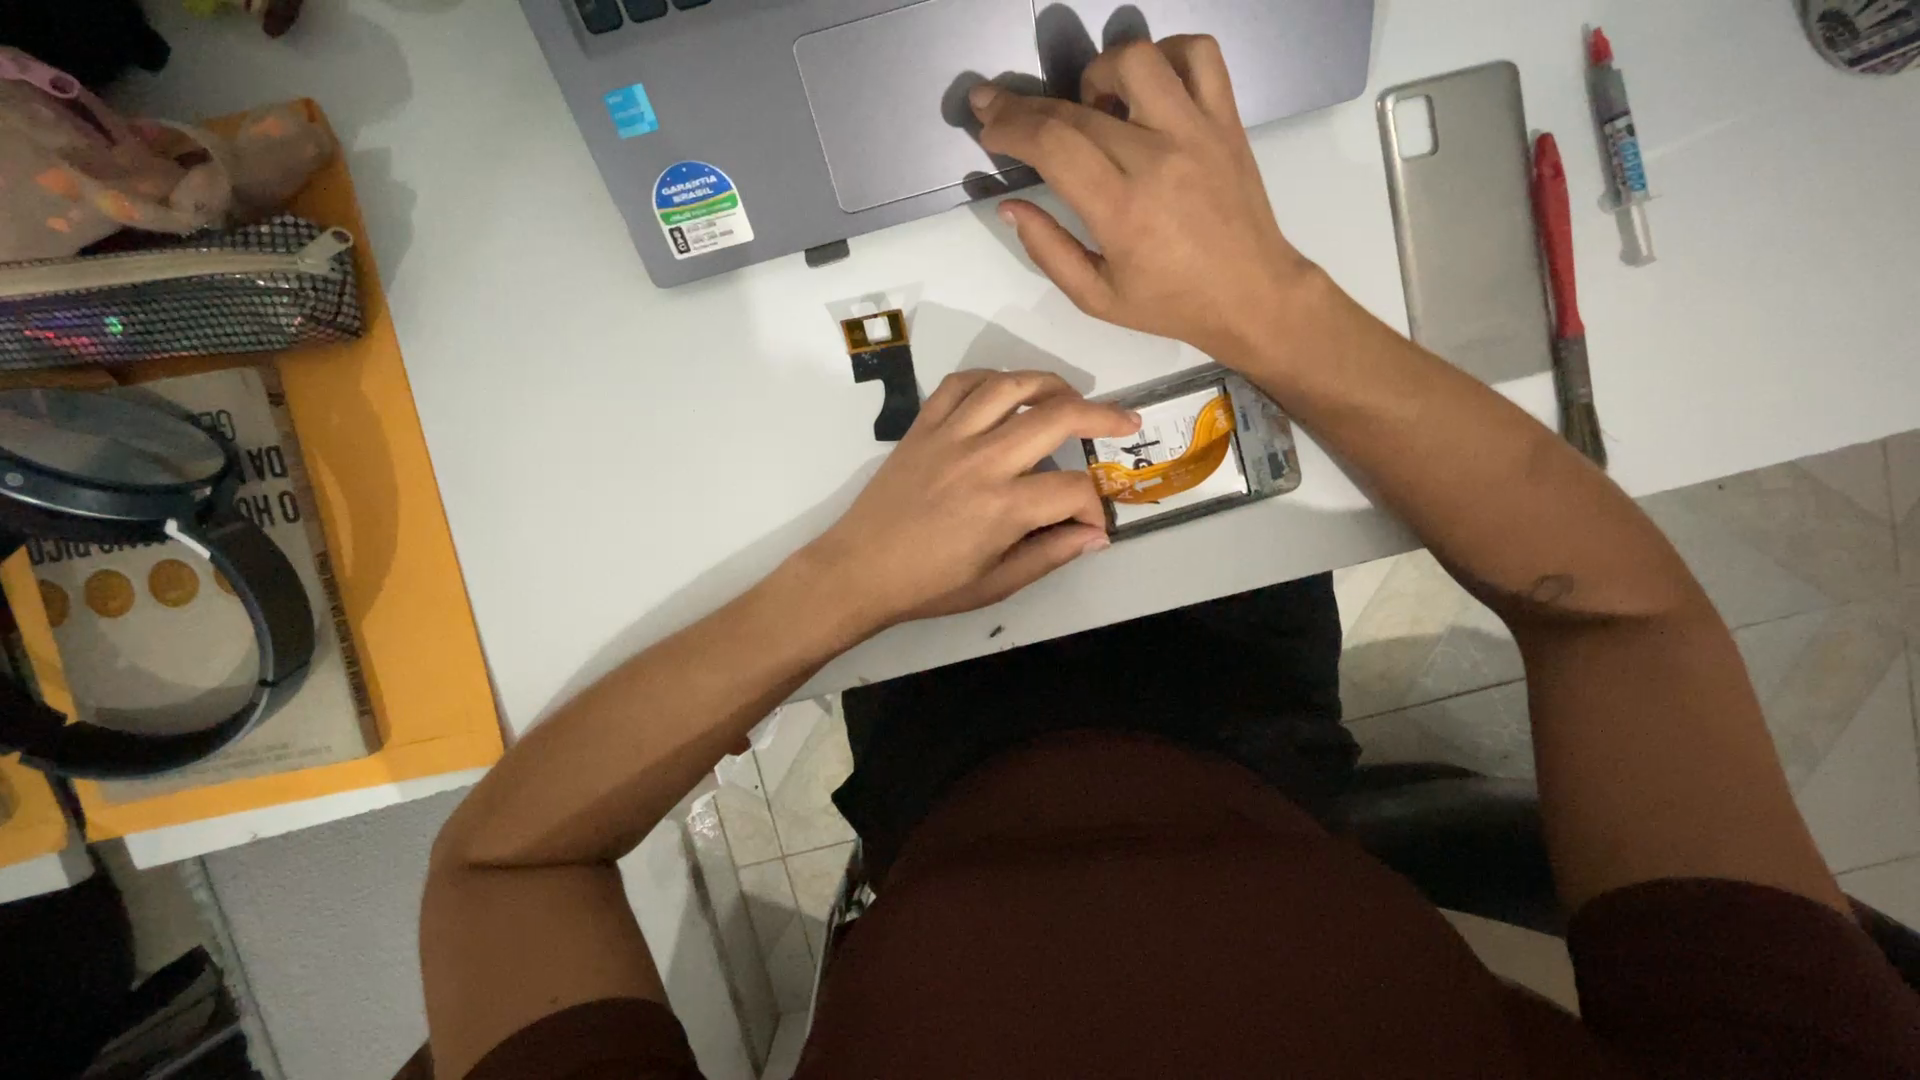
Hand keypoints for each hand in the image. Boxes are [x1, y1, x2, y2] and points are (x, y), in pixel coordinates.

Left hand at [806, 370, 1139, 625]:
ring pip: (1010, 386)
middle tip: (1124, 421)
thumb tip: (1096, 535)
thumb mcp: (996, 584)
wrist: (858, 570)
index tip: (1090, 523)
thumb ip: (1050, 554)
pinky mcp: (922, 427)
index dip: (1094, 506)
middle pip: (1057, 416)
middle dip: (1102, 416)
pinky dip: (989, 378)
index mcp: (1002, 507)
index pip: (1073, 489)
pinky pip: (960, 384)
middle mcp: (982, 460)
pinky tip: (1006, 392)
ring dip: (1050, 383)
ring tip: (1072, 395)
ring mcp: (949, 437)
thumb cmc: (928, 585)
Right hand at [969, 36, 1318, 360]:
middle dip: (1024, 105)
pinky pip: (1198, 55)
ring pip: (1137, 61)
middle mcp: (1157, 159)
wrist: (1250, 293)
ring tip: (1091, 105)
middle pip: (1076, 109)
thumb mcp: (1096, 297)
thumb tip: (1010, 206)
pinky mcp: (1226, 119)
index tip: (988, 128)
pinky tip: (1148, 88)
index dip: (1010, 129)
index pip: (1052, 144)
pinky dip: (1167, 55)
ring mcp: (1197, 131)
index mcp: (1122, 210)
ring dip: (1098, 73)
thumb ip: (1048, 251)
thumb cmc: (1169, 303)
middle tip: (998, 107)